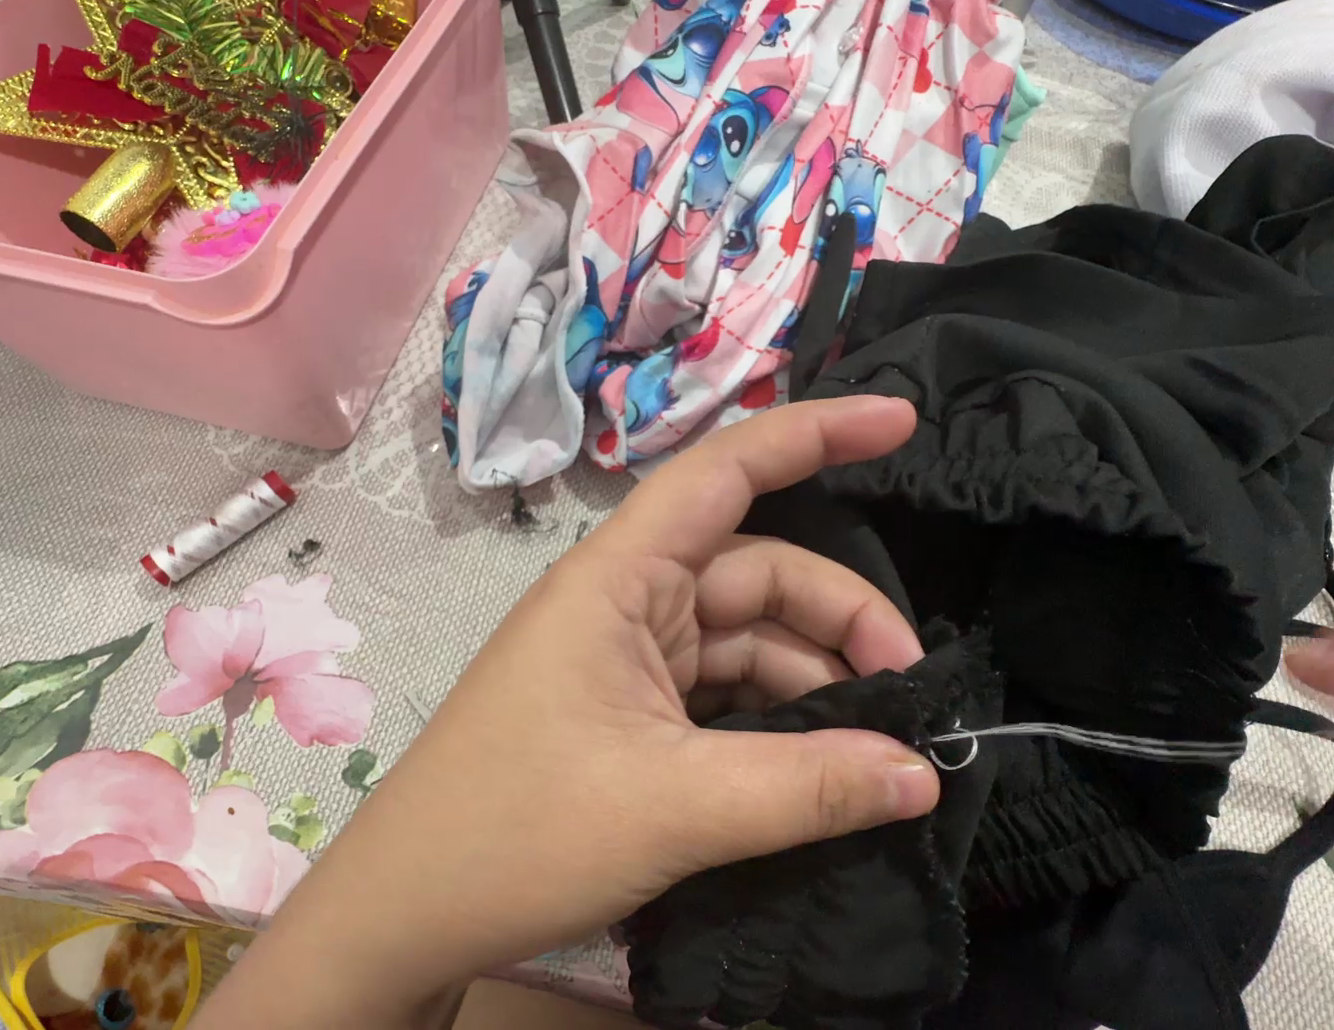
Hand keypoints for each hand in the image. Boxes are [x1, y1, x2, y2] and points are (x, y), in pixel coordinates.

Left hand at [195, 396, 937, 1028]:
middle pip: (760, 570)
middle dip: (843, 617)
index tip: (900, 420)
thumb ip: (807, 787)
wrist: (410, 912)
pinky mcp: (633, 705)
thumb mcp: (674, 808)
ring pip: (749, 633)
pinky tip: (824, 757)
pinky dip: (780, 713)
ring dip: (817, 674)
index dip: (813, 433)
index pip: (724, 472)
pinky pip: (726, 685)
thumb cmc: (518, 834)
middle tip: (915, 692)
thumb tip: (922, 775)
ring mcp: (630, 651)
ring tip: (882, 742)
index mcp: (618, 576)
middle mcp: (627, 596)